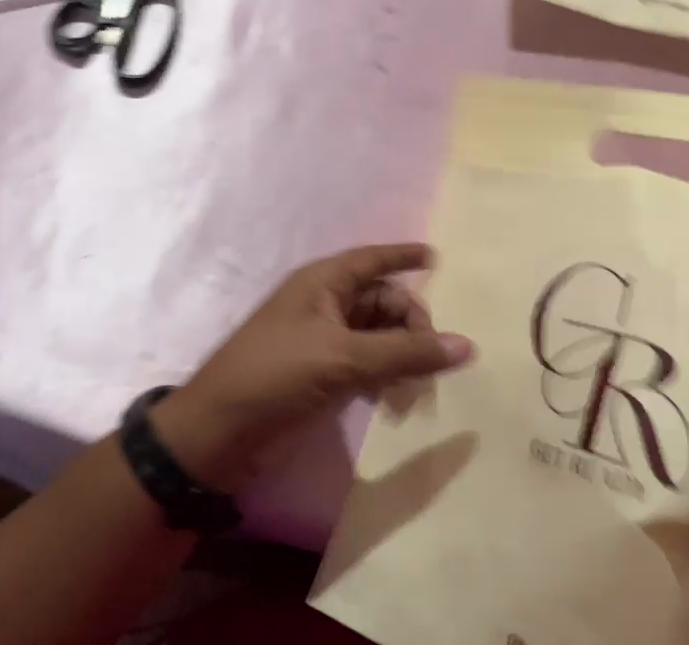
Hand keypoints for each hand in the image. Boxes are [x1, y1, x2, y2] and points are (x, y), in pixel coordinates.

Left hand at [152, 243, 475, 491]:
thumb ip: (406, 353)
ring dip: (403, 358)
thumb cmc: (276, 375)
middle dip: (412, 327)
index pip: (371, 259)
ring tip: (418, 392)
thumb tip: (467, 346)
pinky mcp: (323, 377)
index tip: (436, 257)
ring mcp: (323, 342)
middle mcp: (325, 305)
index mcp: (322, 283)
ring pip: (379, 338)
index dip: (402, 256)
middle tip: (432, 362)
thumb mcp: (343, 359)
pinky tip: (398, 403)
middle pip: (384, 302)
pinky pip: (368, 366)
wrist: (221, 432)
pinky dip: (387, 378)